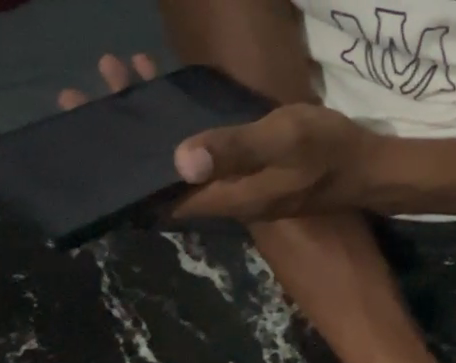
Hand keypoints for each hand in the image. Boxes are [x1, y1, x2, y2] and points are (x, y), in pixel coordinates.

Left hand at [56, 55, 372, 220]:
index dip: (123, 178)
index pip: (164, 200)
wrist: (369, 168)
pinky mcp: (250, 170)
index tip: (86, 141)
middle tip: (90, 86)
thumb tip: (180, 161)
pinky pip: (201, 148)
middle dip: (125, 134)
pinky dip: (176, 120)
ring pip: (179, 159)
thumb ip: (234, 149)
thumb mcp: (283, 141)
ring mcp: (240, 185)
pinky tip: (166, 88)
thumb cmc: (328, 153)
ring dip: (148, 121)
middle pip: (164, 176)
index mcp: (230, 197)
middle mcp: (228, 197)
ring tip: (122, 71)